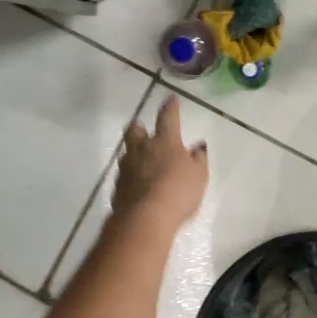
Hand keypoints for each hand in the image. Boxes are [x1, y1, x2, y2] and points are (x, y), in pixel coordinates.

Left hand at [112, 96, 208, 232]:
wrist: (145, 219)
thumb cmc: (178, 192)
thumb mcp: (199, 176)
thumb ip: (199, 159)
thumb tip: (198, 146)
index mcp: (165, 141)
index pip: (167, 117)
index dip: (170, 106)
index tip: (171, 99)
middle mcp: (143, 148)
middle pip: (135, 129)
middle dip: (139, 126)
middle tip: (144, 130)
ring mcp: (127, 167)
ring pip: (127, 152)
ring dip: (134, 153)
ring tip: (142, 160)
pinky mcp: (118, 186)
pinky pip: (124, 174)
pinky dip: (131, 175)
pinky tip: (138, 184)